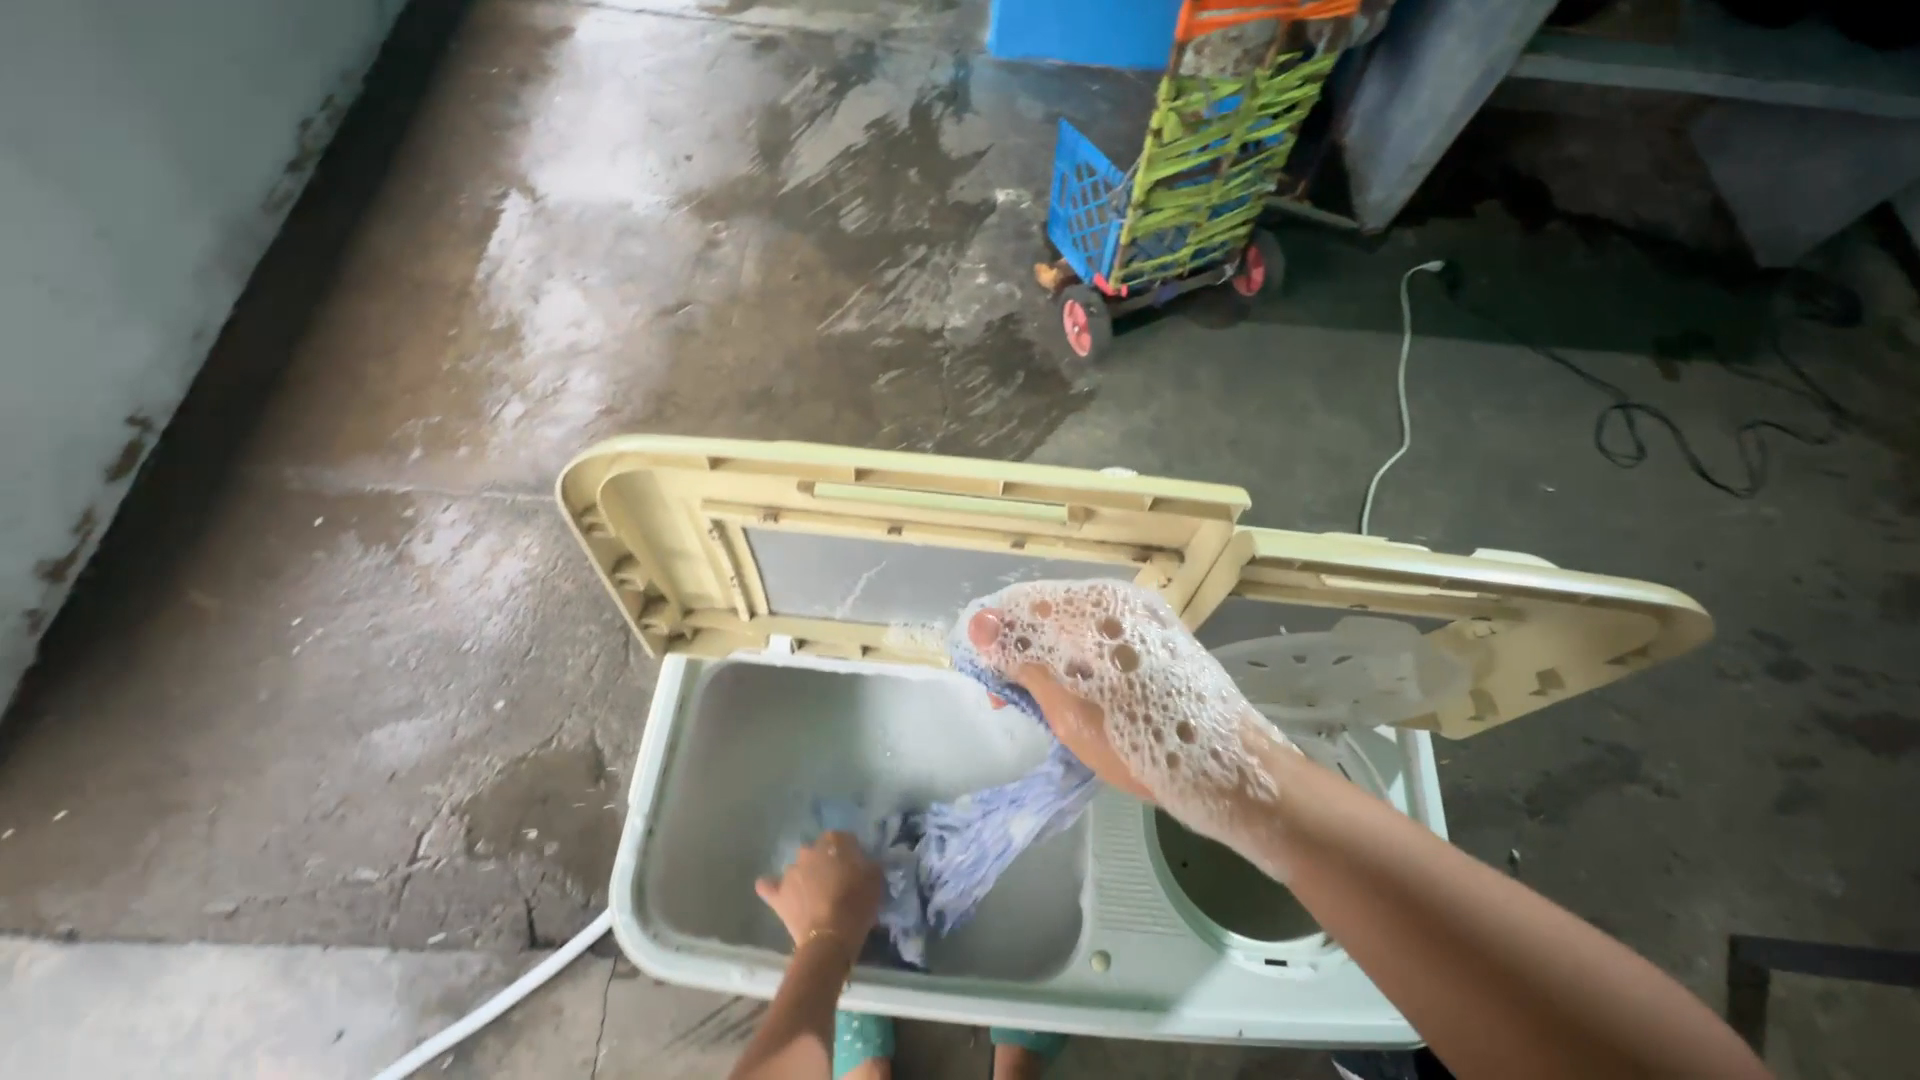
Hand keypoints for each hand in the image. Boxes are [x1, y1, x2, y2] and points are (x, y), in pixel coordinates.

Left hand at [755, 831, 883, 951]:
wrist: (832, 937)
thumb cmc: (858, 904)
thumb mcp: (876, 878)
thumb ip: (867, 862)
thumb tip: (861, 862)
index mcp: (833, 841)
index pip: (842, 839)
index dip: (849, 854)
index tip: (855, 870)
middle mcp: (809, 850)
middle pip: (818, 852)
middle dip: (825, 863)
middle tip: (836, 883)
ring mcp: (790, 871)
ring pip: (798, 869)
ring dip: (805, 877)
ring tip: (815, 898)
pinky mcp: (778, 894)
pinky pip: (768, 885)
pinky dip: (773, 887)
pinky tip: (779, 894)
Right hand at [964, 581, 1291, 837]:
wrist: (1230, 773)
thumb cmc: (1142, 739)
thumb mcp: (1068, 705)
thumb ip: (1022, 660)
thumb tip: (978, 623)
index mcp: (1100, 605)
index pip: (1024, 603)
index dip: (995, 639)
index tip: (984, 680)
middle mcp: (1124, 604)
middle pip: (1051, 617)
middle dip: (1022, 655)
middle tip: (1008, 702)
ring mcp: (1146, 626)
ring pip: (1077, 637)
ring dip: (1050, 667)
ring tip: (1041, 710)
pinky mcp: (1160, 651)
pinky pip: (1103, 651)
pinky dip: (1081, 673)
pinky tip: (1079, 706)